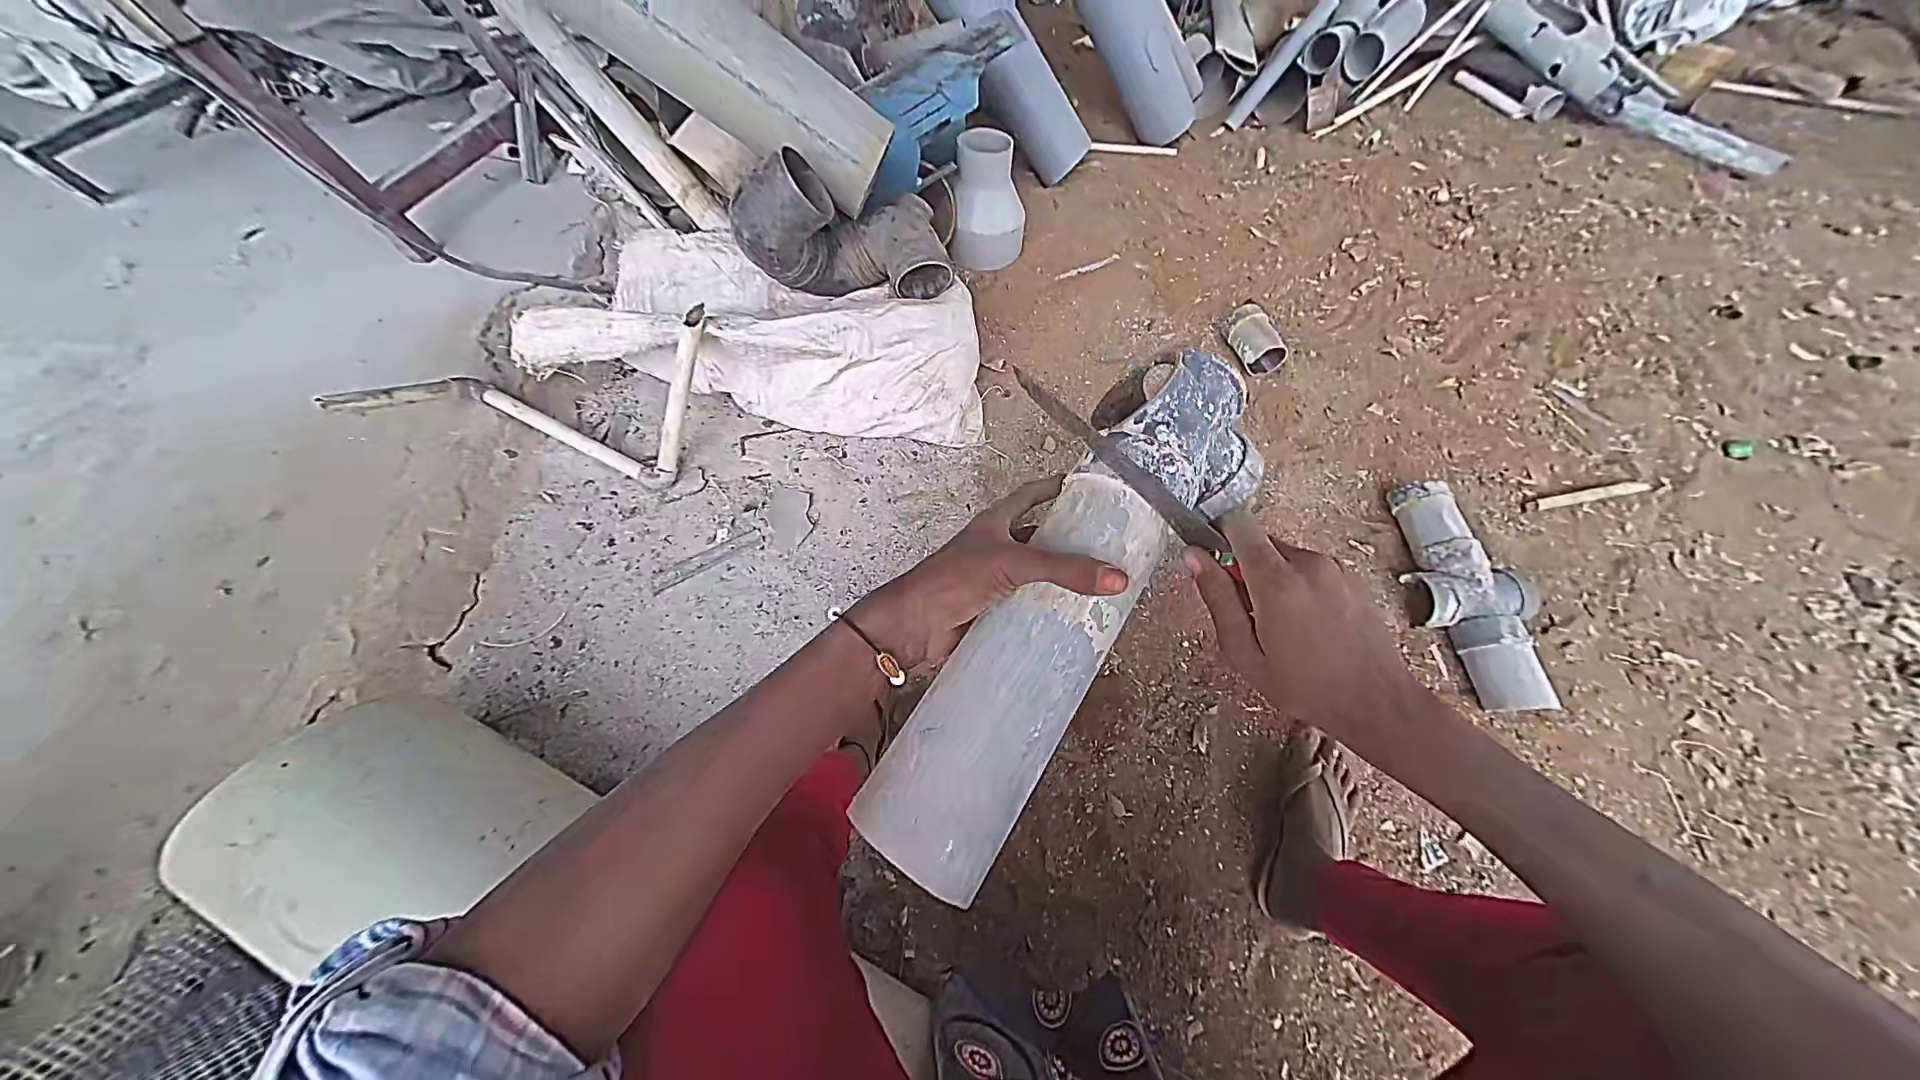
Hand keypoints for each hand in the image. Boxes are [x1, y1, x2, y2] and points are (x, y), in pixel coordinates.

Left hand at [849, 477, 1129, 668]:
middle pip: (1038, 536)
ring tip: (1094, 579)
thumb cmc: (950, 580)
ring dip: (1059, 576)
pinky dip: (1047, 605)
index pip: (1030, 496)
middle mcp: (996, 547)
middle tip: (1101, 542)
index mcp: (996, 524)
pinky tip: (1070, 612)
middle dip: (1066, 539)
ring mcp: (995, 577)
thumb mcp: (1012, 563)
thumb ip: (1063, 570)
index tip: (1081, 487)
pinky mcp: (994, 606)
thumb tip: (1113, 576)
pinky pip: (1028, 602)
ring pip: (1035, 572)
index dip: (1054, 488)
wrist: (917, 623)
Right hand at [1185, 509, 1434, 739]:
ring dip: (1272, 580)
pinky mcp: (1351, 579)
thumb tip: (1194, 558)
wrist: (1378, 704)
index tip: (1211, 559)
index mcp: (1276, 580)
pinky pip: (1310, 570)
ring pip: (1285, 557)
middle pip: (1261, 543)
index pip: (1238, 526)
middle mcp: (1308, 564)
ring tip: (1278, 625)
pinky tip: (1304, 625)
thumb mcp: (1243, 651)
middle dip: (1245, 568)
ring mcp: (1335, 569)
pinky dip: (1298, 587)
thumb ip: (1217, 597)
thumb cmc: (1306, 686)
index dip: (1218, 536)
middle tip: (1245, 611)